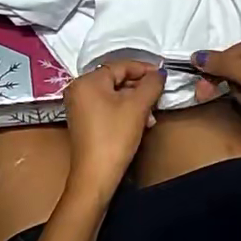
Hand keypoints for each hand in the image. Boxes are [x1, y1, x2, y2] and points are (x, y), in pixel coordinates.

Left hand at [62, 60, 164, 196]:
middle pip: (116, 80)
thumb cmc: (115, 136)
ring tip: (150, 116)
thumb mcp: (138, 106)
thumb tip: (159, 73)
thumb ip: (151, 84)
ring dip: (135, 102)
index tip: (162, 74)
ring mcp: (78, 106)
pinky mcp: (83, 121)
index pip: (119, 66)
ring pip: (113, 95)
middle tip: (158, 97)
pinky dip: (124, 111)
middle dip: (140, 89)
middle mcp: (78, 90)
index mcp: (86, 81)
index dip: (143, 68)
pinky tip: (139, 122)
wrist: (96, 174)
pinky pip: (106, 107)